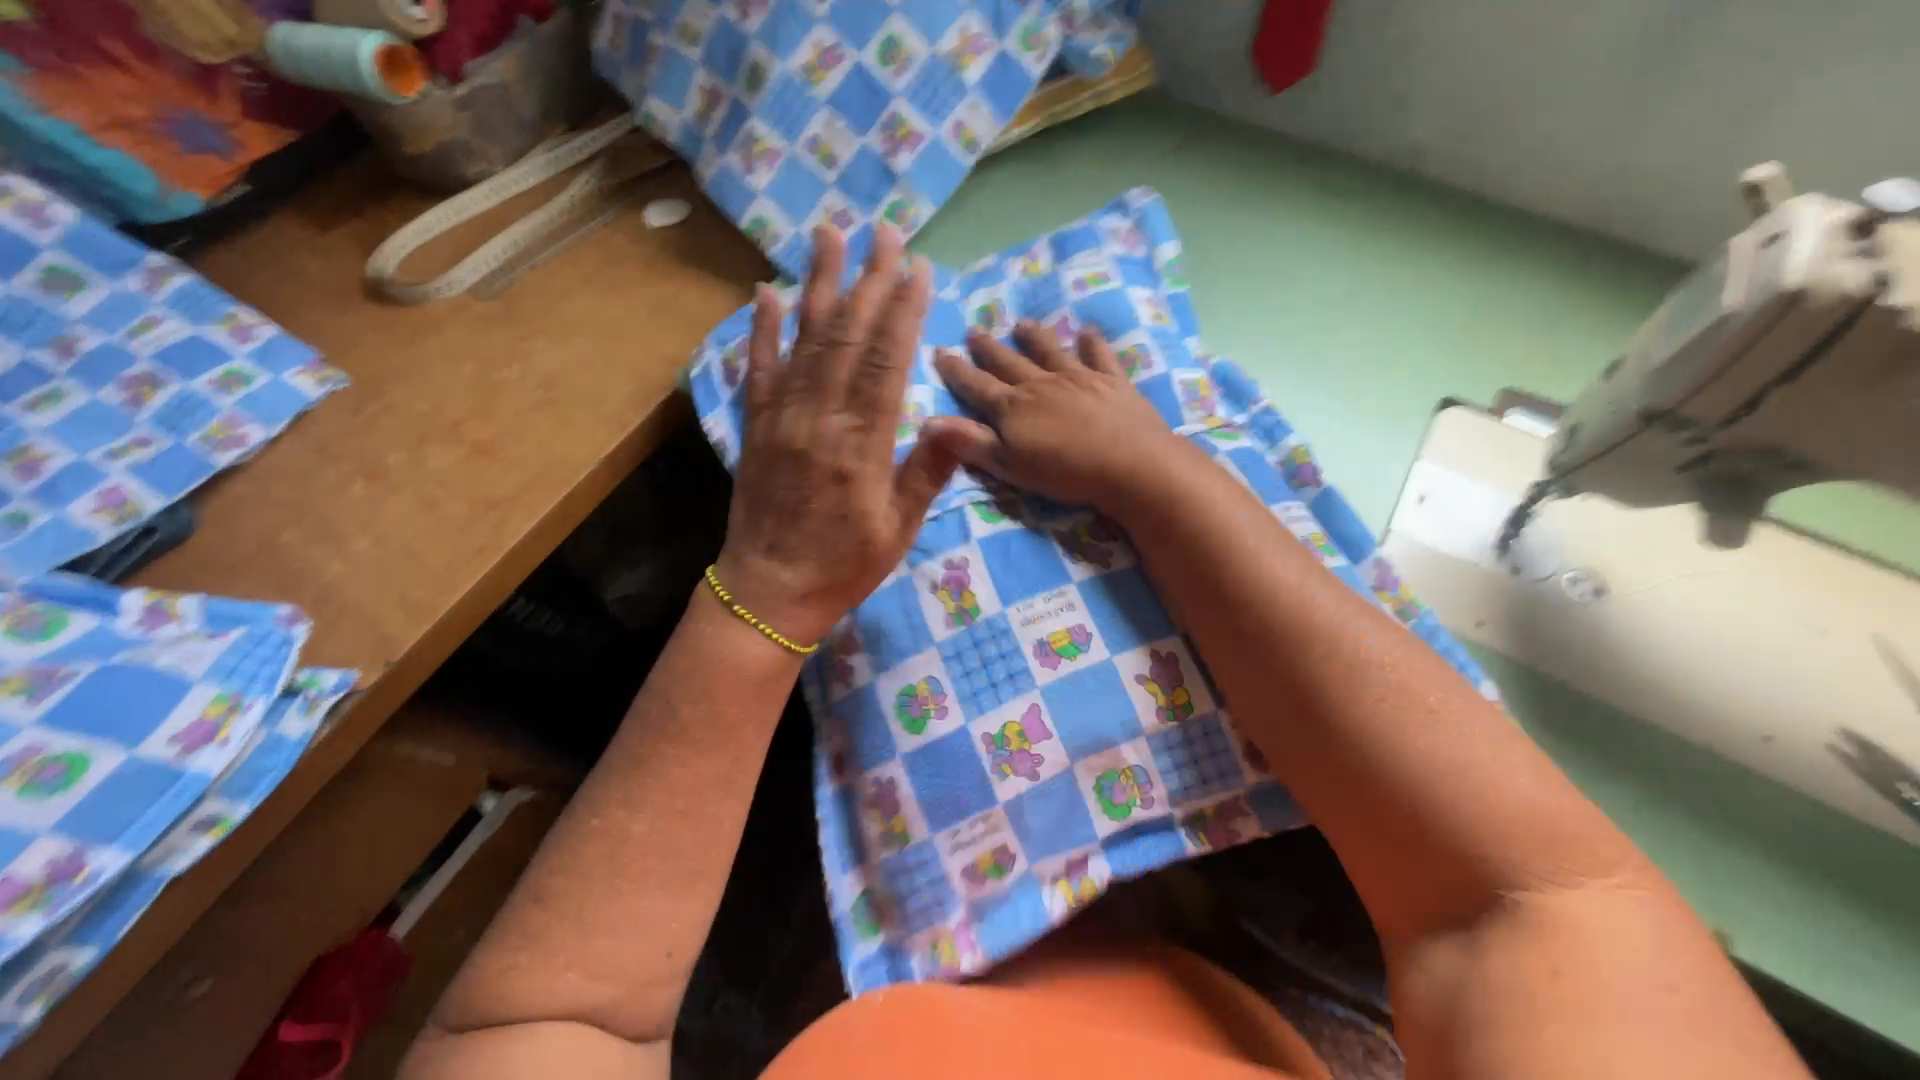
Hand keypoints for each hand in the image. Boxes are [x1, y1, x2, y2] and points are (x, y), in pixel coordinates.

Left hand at [717, 225, 977, 647]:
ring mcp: (781, 418)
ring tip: (828, 235)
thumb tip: (955, 421)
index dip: (904, 310)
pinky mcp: (755, 426)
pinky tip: (765, 292)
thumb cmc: (845, 564)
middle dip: (868, 280)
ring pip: (803, 339)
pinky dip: (761, 328)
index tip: (918, 269)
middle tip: (883, 234)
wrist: (770, 592)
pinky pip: (757, 368)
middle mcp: (819, 418)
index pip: (886, 360)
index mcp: (861, 443)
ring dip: (818, 284)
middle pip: (846, 335)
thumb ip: (926, 472)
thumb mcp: (899, 529)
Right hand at [933, 321, 1188, 509]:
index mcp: (1013, 408)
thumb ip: (970, 442)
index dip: (956, 371)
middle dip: (989, 349)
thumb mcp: (1009, 465)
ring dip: (1034, 337)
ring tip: (1021, 324)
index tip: (940, 352)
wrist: (1130, 464)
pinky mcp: (1113, 382)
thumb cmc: (1065, 472)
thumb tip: (927, 422)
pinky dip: (1092, 343)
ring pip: (1050, 352)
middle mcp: (1041, 384)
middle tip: (973, 331)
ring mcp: (1079, 378)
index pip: (976, 386)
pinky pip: (1099, 356)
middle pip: (1009, 363)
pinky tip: (1088, 332)